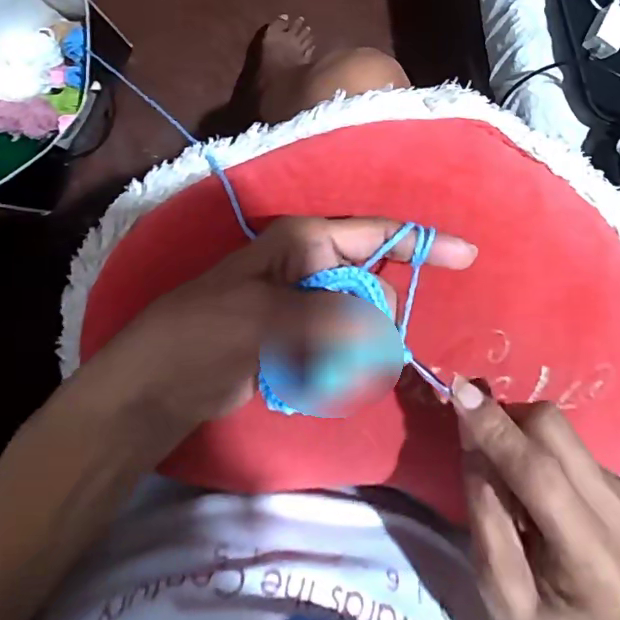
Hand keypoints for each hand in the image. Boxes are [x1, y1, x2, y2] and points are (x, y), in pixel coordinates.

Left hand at [76, 217, 476, 432]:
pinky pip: (337, 352)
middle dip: (372, 325)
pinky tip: (307, 385)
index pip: (373, 233)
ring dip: (350, 356)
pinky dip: (332, 372)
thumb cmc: (200, 336)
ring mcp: (301, 305)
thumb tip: (384, 327)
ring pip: (357, 327)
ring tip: (315, 376)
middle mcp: (307, 267)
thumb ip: (328, 318)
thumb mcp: (264, 319)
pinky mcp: (295, 340)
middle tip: (344, 356)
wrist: (151, 386)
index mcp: (302, 242)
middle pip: (371, 289)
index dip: (421, 241)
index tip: (468, 255)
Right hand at [452, 378, 619, 619]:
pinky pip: (571, 443)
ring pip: (562, 429)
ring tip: (509, 477)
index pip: (540, 475)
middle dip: (506, 423)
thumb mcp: (494, 585)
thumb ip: (483, 507)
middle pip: (554, 431)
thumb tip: (469, 424)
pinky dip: (541, 449)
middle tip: (477, 444)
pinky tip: (536, 488)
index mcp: (592, 562)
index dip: (496, 429)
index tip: (457, 390)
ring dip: (522, 435)